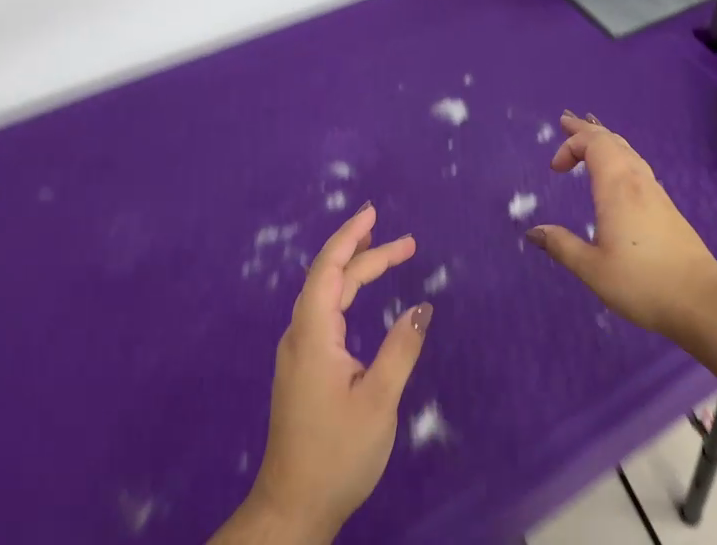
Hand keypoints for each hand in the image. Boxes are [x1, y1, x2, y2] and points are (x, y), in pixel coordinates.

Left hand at [214, 203, 432, 544]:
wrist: (293, 505)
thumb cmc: (338, 452)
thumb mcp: (379, 400)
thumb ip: (401, 348)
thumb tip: (422, 307)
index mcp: (313, 335)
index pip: (329, 269)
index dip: (351, 237)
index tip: (374, 212)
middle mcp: (299, 336)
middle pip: (329, 279)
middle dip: (365, 253)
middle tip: (407, 242)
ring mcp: (297, 354)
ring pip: (324, 297)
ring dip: (353, 271)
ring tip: (384, 253)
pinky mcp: (302, 371)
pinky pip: (322, 315)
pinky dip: (344, 293)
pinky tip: (357, 298)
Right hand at [527, 112, 716, 338]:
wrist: (701, 300)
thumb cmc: (642, 283)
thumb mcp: (592, 269)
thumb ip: (562, 246)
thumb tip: (534, 232)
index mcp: (618, 189)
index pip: (594, 144)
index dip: (571, 145)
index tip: (555, 169)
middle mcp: (638, 182)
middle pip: (612, 141)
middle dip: (587, 130)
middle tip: (566, 121)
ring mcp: (657, 193)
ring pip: (629, 152)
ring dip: (606, 141)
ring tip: (590, 136)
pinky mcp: (667, 208)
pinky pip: (638, 166)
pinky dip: (620, 156)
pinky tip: (619, 171)